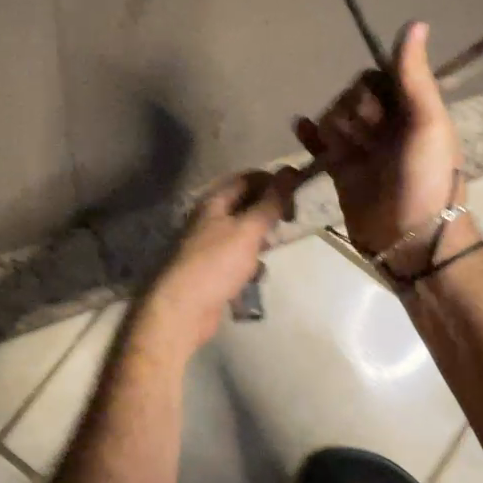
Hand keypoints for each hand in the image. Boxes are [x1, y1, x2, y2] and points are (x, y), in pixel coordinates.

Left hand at [138, 170, 298, 355]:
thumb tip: (289, 173)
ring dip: (261, 235)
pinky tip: (260, 272)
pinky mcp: (213, 270)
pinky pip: (238, 257)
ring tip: (280, 242)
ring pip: (242, 231)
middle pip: (244, 204)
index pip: (247, 179)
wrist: (183, 309)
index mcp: (213, 203)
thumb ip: (269, 203)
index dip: (272, 179)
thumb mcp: (247, 230)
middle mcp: (209, 219)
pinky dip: (251, 261)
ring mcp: (209, 245)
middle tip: (293, 216)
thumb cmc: (216, 263)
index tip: (299, 188)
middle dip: (269, 208)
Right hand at [297, 22, 465, 269]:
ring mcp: (362, 149)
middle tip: (369, 142)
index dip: (370, 91)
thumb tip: (416, 22)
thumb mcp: (427, 124)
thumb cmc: (427, 180)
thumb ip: (414, 76)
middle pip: (351, 97)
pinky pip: (320, 144)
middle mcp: (386, 126)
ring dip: (334, 129)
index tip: (379, 112)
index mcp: (412, 111)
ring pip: (334, 118)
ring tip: (346, 152)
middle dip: (352, 113)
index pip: (377, 78)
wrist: (411, 241)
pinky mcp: (342, 172)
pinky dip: (310, 135)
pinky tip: (300, 128)